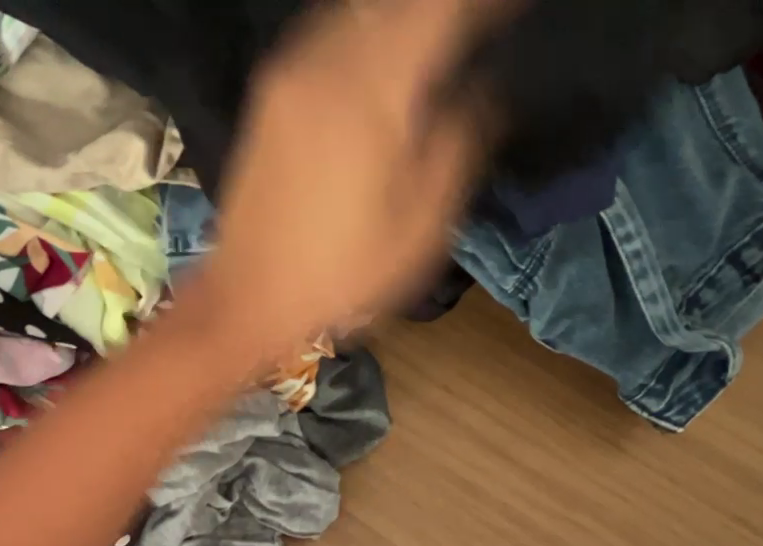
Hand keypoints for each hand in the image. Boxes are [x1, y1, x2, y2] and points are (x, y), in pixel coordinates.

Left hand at [190, 0, 506, 358]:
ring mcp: (287, 79)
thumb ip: (462, 138)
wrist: (246, 300)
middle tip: (480, 25)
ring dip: (402, 14)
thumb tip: (479, 87)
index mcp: (373, 90)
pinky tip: (380, 53)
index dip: (486, 6)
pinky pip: (324, 35)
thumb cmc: (341, 274)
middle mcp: (324, 66)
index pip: (443, 9)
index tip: (516, 12)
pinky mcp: (267, 99)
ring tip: (438, 35)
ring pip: (357, 12)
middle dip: (445, 10)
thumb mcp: (422, 223)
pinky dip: (362, 29)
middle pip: (396, 3)